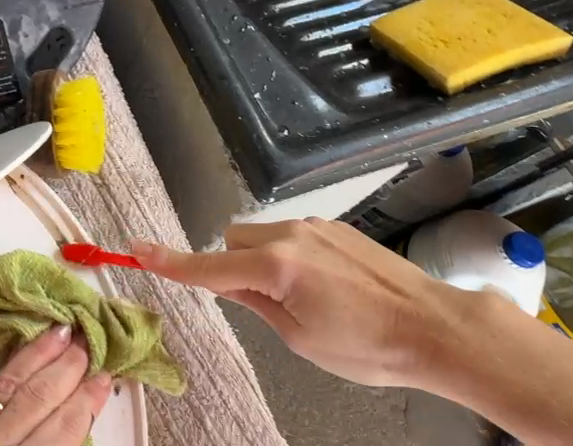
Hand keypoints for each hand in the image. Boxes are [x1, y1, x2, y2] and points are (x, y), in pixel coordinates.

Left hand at [0, 323, 114, 445]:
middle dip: (68, 368)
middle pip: (38, 401)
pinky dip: (11, 368)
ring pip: (12, 387)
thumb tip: (80, 424)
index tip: (106, 377)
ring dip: (40, 356)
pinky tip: (26, 353)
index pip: (63, 432)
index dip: (86, 401)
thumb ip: (57, 444)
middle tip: (92, 339)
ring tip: (63, 331)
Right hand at [133, 218, 492, 389]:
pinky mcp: (333, 226)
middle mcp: (288, 235)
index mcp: (276, 268)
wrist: (437, 327)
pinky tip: (328, 286)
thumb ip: (258, 305)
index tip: (136, 250)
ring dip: (262, 258)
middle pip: (232, 237)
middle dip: (232, 262)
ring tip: (306, 298)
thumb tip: (231, 284)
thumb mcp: (303, 341)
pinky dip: (289, 255)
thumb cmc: (370, 347)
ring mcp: (313, 225)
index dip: (170, 261)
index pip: (209, 265)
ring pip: (260, 233)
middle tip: (263, 302)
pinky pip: (290, 234)